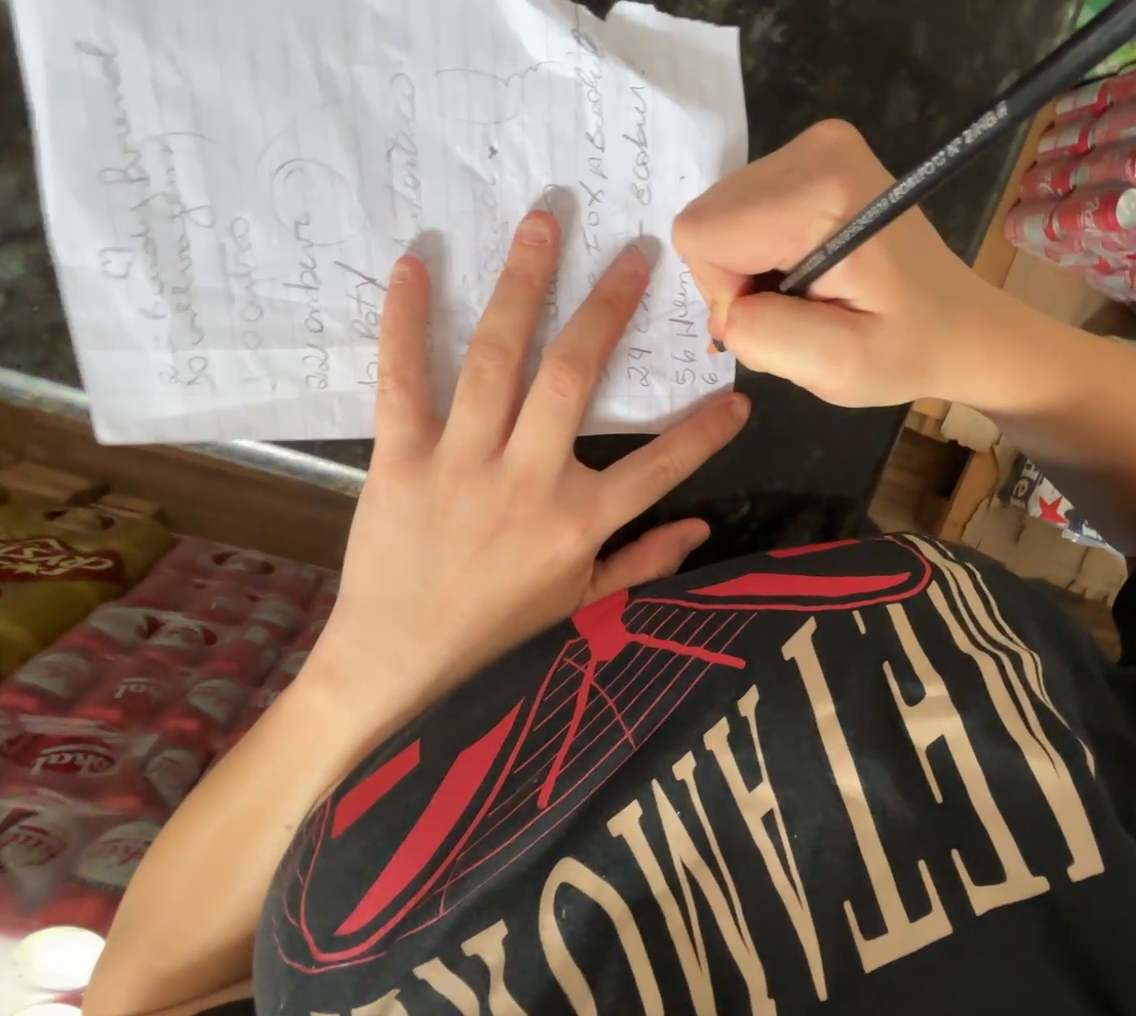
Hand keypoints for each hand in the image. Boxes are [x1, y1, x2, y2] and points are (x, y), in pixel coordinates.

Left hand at [299, 212, 750, 734]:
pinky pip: (402, 380)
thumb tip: (703, 526)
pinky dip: (407, 322)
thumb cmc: (500, 646)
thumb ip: (644, 565)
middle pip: (574, 378)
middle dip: (608, 308)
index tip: (738, 391)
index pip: (659, 467)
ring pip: (498, 359)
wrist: (396, 673)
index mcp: (579, 525)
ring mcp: (460, 464)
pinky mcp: (398, 459)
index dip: (704, 430)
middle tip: (633, 253)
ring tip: (544, 222)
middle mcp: (528, 481)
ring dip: (523, 285)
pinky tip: (417, 264)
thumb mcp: (584, 612)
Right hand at [674, 119, 1000, 407]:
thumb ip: (764, 335)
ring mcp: (818, 145)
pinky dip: (764, 251)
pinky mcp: (818, 156)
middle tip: (797, 310)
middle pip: (710, 218)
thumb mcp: (836, 366)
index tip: (779, 319)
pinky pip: (746, 208)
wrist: (958, 324)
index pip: (702, 234)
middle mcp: (815, 148)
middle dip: (737, 279)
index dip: (725, 292)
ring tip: (809, 294)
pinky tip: (809, 272)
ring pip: (724, 214)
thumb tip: (725, 310)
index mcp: (820, 194)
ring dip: (751, 268)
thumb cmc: (904, 350)